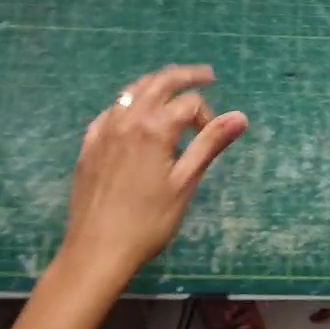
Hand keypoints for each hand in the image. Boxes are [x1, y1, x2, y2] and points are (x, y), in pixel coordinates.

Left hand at [60, 65, 247, 278]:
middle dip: (186, 75)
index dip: (207, 116)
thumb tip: (240, 117)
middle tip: (207, 76)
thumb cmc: (147, 222)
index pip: (189, 103)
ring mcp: (105, 130)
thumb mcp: (185, 183)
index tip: (212, 139)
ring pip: (132, 91)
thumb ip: (210, 144)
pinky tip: (134, 115)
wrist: (95, 253)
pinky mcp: (89, 145)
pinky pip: (111, 110)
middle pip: (160, 82)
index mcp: (155, 128)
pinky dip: (129, 102)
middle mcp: (128, 119)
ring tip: (173, 86)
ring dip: (157, 83)